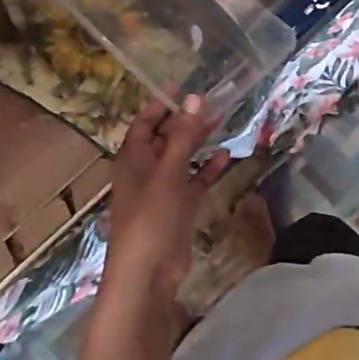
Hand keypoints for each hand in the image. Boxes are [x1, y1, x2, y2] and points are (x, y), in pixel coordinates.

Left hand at [104, 96, 227, 296]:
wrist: (147, 274)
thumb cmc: (150, 218)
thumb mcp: (167, 173)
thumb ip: (182, 136)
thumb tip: (195, 99)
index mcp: (132, 158)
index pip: (146, 121)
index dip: (163, 103)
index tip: (184, 85)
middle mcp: (145, 170)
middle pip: (165, 137)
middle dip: (186, 120)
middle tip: (212, 101)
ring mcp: (162, 190)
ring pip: (182, 158)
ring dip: (198, 141)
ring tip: (222, 121)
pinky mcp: (178, 208)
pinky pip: (194, 181)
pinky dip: (207, 169)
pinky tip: (226, 156)